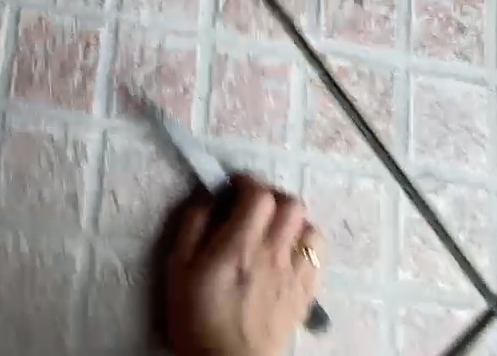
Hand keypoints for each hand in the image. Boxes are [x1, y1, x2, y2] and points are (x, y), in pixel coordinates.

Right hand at [162, 174, 323, 355]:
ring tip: (273, 228)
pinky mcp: (306, 297)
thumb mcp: (178, 265)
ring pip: (312, 230)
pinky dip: (305, 247)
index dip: (248, 181)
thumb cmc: (196, 315)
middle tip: (252, 204)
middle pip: (293, 205)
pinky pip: (318, 259)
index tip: (232, 185)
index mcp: (240, 245)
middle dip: (273, 195)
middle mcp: (274, 256)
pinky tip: (286, 255)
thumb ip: (193, 223)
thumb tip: (208, 195)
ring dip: (294, 222)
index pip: (260, 195)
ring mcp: (295, 277)